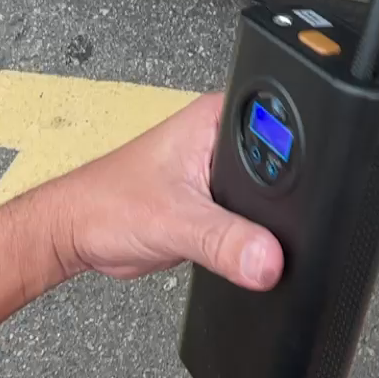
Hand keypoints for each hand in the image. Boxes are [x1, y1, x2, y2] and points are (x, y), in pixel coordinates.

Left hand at [39, 93, 283, 289]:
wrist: (77, 234)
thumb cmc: (106, 203)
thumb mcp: (174, 221)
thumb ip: (226, 240)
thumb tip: (269, 258)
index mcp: (218, 118)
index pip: (277, 130)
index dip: (298, 164)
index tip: (301, 203)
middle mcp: (222, 139)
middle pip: (280, 166)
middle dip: (281, 202)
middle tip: (268, 228)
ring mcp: (221, 170)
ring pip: (267, 198)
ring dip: (264, 224)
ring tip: (249, 239)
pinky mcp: (216, 201)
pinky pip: (251, 220)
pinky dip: (250, 238)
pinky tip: (243, 248)